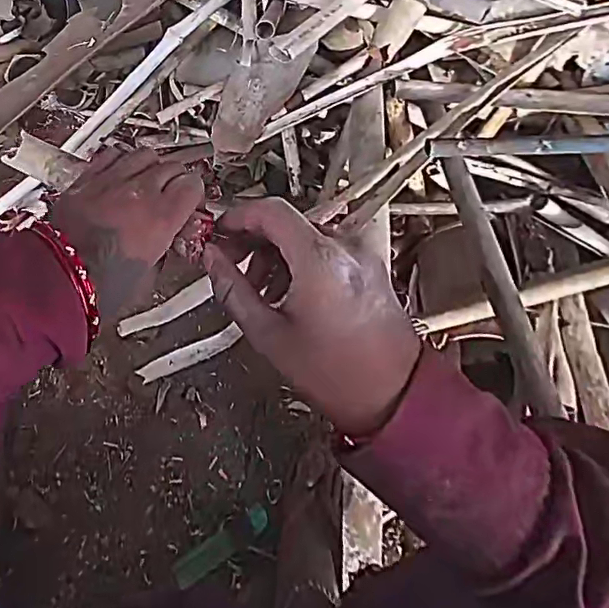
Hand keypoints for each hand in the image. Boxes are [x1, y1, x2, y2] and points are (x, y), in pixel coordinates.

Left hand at [47, 148, 204, 322]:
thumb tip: (166, 242)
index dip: (193, 195)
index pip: (192, 184)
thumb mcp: (148, 274)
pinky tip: (120, 173)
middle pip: (171, 166)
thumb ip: (163, 248)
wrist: (55, 278)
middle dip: (175, 181)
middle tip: (170, 197)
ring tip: (146, 182)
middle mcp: (139, 191)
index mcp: (161, 216)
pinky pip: (113, 154)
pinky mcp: (87, 179)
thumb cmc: (97, 285)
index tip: (189, 205)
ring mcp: (111, 181)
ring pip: (143, 154)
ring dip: (150, 166)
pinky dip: (122, 160)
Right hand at [202, 199, 419, 436]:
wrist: (396, 397)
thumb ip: (232, 289)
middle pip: (284, 220)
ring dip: (272, 251)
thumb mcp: (267, 333)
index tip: (220, 232)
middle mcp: (345, 248)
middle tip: (230, 261)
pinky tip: (284, 290)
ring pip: (300, 232)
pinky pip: (321, 246)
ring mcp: (360, 254)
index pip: (270, 210)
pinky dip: (296, 258)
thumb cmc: (337, 374)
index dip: (237, 216)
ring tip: (258, 286)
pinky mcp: (367, 266)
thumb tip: (212, 260)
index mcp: (319, 259)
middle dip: (251, 238)